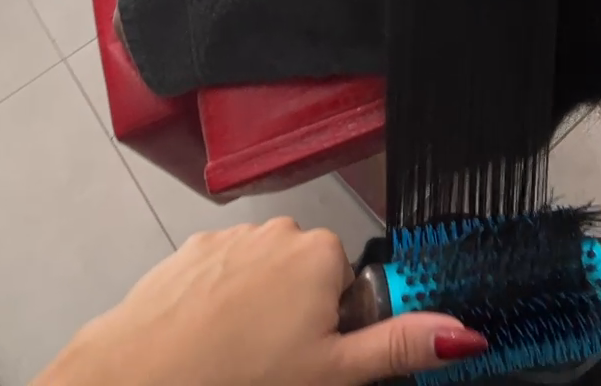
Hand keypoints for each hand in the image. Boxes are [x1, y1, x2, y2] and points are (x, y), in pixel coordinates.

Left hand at [36, 219, 486, 385]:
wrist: (135, 378)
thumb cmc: (238, 377)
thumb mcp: (333, 374)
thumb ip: (400, 345)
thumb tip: (464, 332)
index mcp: (319, 252)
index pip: (348, 284)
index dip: (336, 327)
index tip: (314, 356)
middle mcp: (278, 230)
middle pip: (307, 275)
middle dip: (300, 314)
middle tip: (276, 364)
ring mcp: (230, 237)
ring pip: (263, 275)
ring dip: (258, 308)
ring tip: (236, 356)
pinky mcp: (192, 250)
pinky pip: (223, 273)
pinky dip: (220, 301)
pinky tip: (205, 339)